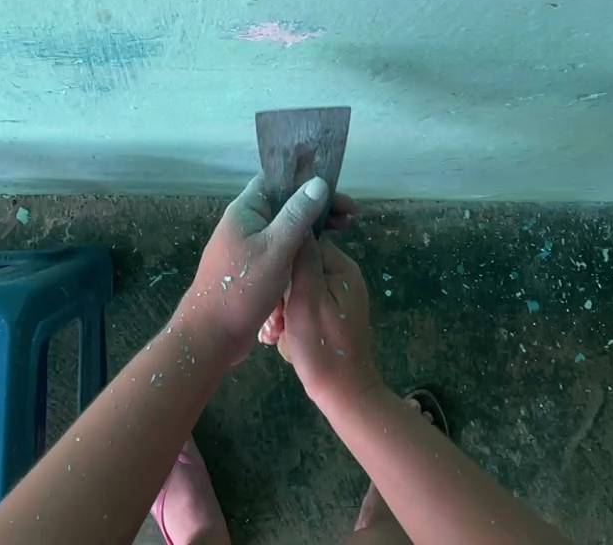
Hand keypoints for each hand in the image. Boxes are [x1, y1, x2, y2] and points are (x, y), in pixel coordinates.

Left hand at [177, 176, 353, 362]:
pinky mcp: (253, 266)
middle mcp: (246, 221)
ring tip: (342, 231)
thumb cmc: (242, 288)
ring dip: (312, 226)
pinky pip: (282, 247)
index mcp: (246, 209)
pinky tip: (320, 253)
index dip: (308, 182)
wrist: (212, 335)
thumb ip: (297, 215)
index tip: (336, 193)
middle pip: (285, 203)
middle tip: (349, 217)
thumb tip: (318, 183)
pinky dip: (302, 246)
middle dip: (317, 206)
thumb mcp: (276, 248)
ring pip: (285, 226)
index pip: (278, 181)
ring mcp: (248, 244)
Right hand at [262, 235, 382, 403]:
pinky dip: (291, 316)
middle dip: (280, 289)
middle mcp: (343, 276)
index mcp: (341, 267)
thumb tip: (298, 218)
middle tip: (271, 317)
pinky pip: (305, 302)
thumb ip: (303, 258)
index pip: (305, 244)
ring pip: (299, 286)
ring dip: (282, 305)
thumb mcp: (307, 298)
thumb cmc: (322, 346)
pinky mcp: (332, 313)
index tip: (268, 284)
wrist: (343, 394)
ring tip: (273, 330)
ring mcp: (339, 295)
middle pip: (300, 265)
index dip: (283, 261)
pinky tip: (278, 334)